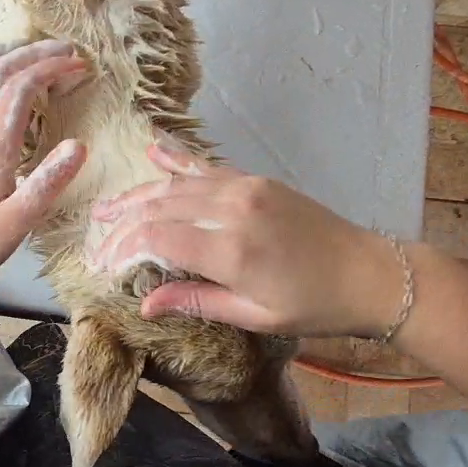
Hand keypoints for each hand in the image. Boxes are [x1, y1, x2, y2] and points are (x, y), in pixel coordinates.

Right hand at [88, 141, 404, 337]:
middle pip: (158, 208)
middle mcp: (232, 209)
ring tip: (106, 208)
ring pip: (175, 185)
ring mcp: (244, 188)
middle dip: (122, 224)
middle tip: (96, 240)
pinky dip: (175, 161)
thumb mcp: (254, 315)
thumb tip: (145, 305)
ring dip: (137, 195)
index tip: (104, 266)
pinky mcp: (255, 180)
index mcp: (231, 250)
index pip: (156, 239)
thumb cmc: (314, 306)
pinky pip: (205, 166)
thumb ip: (196, 301)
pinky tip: (151, 152)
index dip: (123, 250)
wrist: (371, 273)